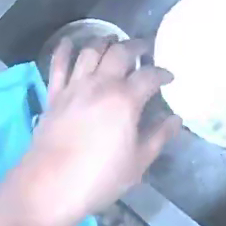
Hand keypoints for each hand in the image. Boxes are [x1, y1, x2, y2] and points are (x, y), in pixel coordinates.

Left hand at [4, 39, 181, 225]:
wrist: (49, 186)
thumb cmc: (99, 178)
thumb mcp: (137, 163)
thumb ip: (158, 137)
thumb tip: (175, 119)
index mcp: (125, 99)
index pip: (149, 76)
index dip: (162, 73)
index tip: (169, 77)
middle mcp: (101, 84)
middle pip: (120, 52)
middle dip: (136, 46)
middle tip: (145, 48)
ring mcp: (75, 86)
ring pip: (91, 51)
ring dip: (105, 40)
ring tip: (114, 39)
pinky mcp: (54, 94)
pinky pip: (59, 64)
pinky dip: (64, 49)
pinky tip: (69, 41)